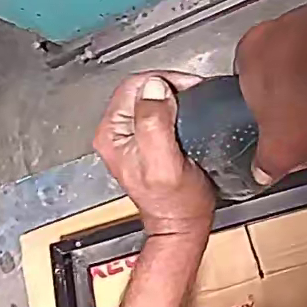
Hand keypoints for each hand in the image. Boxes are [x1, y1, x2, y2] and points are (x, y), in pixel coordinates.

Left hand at [94, 72, 215, 238]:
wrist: (182, 225)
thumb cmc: (175, 203)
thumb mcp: (164, 163)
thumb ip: (154, 124)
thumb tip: (155, 88)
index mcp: (112, 134)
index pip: (134, 85)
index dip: (164, 81)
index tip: (189, 89)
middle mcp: (117, 133)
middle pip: (142, 90)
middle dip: (170, 88)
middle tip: (194, 98)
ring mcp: (132, 138)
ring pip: (152, 101)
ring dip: (175, 100)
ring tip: (193, 109)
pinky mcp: (147, 143)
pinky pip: (160, 115)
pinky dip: (176, 112)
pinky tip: (188, 120)